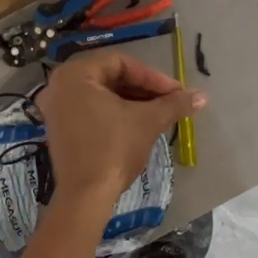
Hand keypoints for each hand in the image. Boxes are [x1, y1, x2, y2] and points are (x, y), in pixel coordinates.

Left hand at [36, 50, 204, 210]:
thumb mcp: (148, 122)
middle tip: (169, 101)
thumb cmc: (113, 150)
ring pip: (101, 95)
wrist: (86, 196)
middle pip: (109, 77)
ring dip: (131, 101)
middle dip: (143, 89)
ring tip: (158, 114)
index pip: (120, 62)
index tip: (175, 92)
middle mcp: (57, 86)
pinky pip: (90, 110)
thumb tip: (202, 96)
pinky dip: (113, 114)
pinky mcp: (58, 130)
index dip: (152, 76)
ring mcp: (54, 109)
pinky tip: (137, 125)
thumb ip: (174, 104)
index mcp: (74, 75)